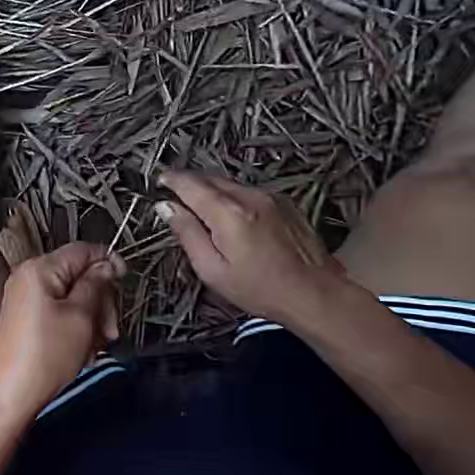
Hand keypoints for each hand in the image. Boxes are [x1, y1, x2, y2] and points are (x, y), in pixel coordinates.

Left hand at [0, 242, 123, 418]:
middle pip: (79, 275)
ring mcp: (26, 298)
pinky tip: (81, 349)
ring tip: (93, 344)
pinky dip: (76, 327)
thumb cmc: (40, 360)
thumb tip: (105, 267)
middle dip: (100, 300)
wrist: (9, 395)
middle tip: (108, 326)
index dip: (108, 262)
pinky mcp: (27, 318)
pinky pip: (61, 312)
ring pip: (73, 296)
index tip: (123, 279)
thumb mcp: (81, 318)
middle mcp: (29, 278)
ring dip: (91, 318)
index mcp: (39, 269)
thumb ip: (96, 285)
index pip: (83, 250)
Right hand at [157, 170, 371, 326]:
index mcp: (227, 213)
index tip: (159, 182)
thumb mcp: (212, 269)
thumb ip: (187, 233)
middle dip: (190, 185)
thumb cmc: (260, 289)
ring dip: (212, 192)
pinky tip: (234, 220)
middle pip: (209, 179)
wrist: (314, 294)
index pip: (189, 184)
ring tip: (204, 212)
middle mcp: (249, 196)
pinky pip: (248, 192)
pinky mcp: (283, 202)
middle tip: (176, 199)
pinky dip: (234, 198)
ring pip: (230, 184)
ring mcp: (269, 196)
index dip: (171, 180)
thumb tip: (166, 207)